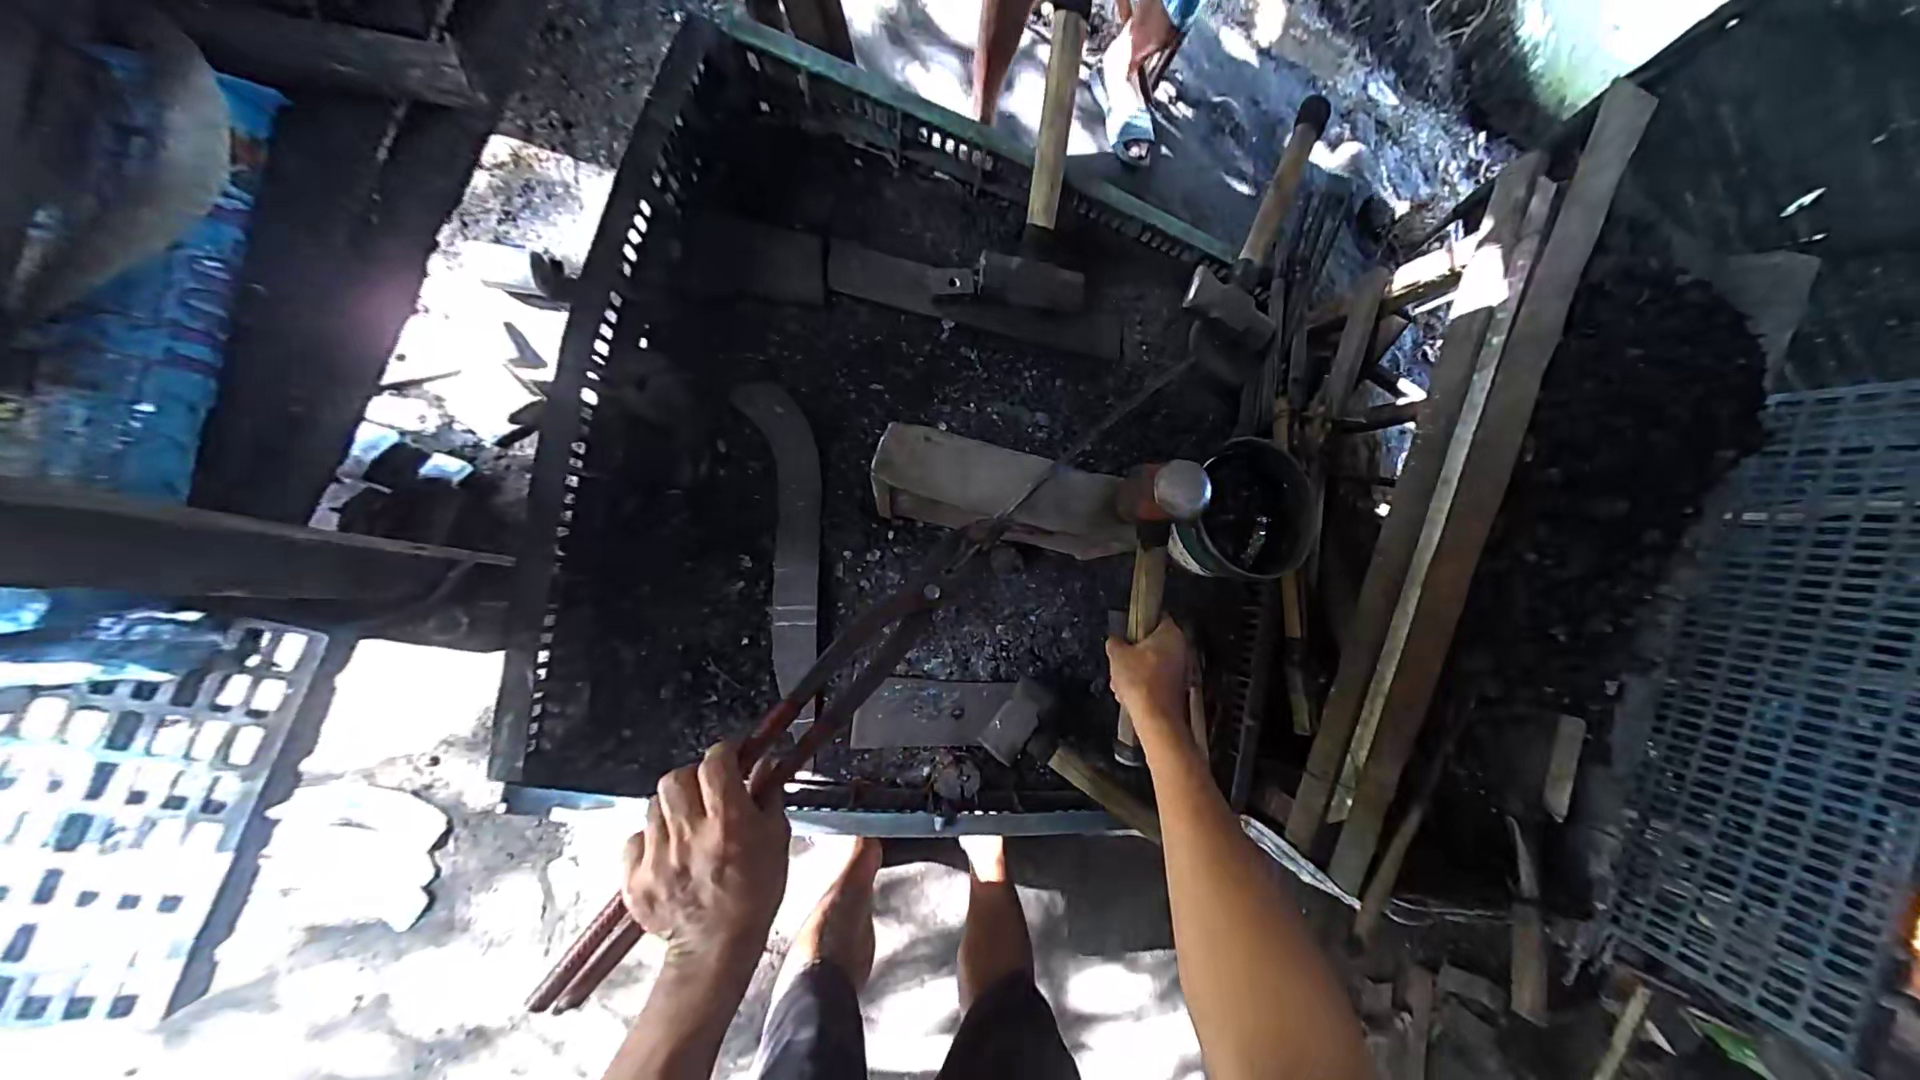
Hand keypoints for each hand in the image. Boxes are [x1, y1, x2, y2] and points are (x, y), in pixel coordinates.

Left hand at [622, 742, 790, 975]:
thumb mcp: (776, 837)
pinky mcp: (634, 878)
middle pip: (675, 777)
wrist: (717, 947)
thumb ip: (768, 795)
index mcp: (728, 822)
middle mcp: (689, 835)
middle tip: (705, 788)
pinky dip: (650, 838)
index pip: (715, 762)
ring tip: (687, 824)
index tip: (730, 756)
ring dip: (672, 807)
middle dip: (693, 776)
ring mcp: (657, 858)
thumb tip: (762, 764)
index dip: (724, 752)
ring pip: (654, 805)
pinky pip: (635, 838)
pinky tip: (669, 850)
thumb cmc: (755, 893)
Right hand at [1106, 618, 1188, 736]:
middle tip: (1120, 659)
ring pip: (1150, 662)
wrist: (1155, 717)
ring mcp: (1181, 668)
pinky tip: (1128, 694)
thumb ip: (1115, 642)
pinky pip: (1155, 678)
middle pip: (1151, 642)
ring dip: (1134, 669)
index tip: (1126, 630)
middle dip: (1133, 651)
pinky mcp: (1176, 687)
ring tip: (1120, 681)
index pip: (1156, 616)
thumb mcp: (1117, 654)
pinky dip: (1142, 683)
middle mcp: (1181, 648)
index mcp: (1170, 633)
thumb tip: (1115, 641)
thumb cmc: (1139, 680)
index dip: (1138, 621)